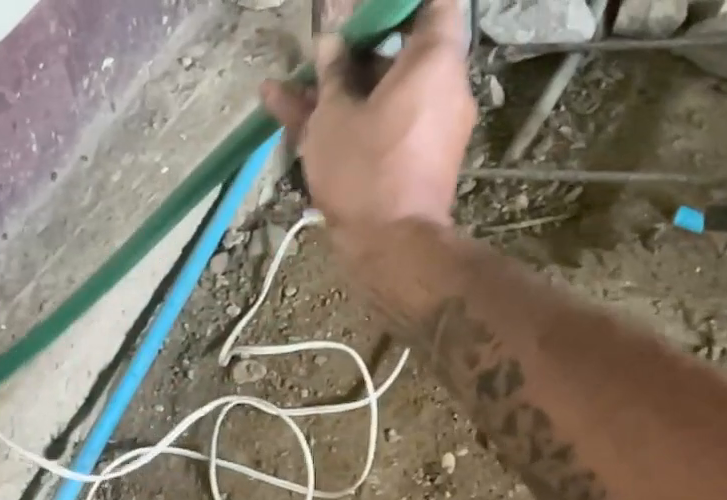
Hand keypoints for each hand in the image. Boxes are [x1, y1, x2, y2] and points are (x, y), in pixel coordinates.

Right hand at [260, 0, 475, 232]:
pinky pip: (380, 124)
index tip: (364, 12)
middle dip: (356, 48)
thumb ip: (331, 74)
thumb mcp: (334, 117)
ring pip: (380, 94)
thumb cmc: (366, 172)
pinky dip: (346, 118)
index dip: (397, 5)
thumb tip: (331, 44)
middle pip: (400, 51)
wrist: (391, 249)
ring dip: (337, 89)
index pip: (436, 5)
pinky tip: (286, 109)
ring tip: (285, 85)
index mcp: (435, 62)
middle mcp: (442, 89)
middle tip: (319, 47)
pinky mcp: (412, 160)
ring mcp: (428, 128)